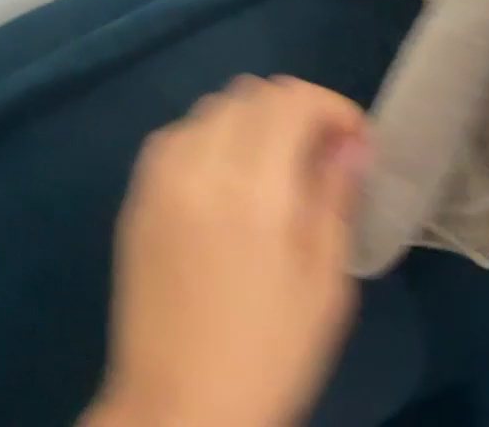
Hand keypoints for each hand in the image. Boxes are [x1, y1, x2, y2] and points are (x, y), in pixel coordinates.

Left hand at [89, 75, 369, 426]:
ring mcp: (160, 181)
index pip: (292, 100)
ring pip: (212, 108)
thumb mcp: (325, 286)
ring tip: (271, 166)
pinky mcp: (135, 200)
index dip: (332, 108)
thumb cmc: (268, 355)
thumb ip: (337, 200)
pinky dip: (209, 137)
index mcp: (255, 191)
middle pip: (252, 93)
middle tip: (318, 155)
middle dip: (295, 110)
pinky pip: (176, 136)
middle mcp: (201, 169)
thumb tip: (352, 143)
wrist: (176, 412)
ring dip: (251, 120)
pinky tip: (223, 179)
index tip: (352, 142)